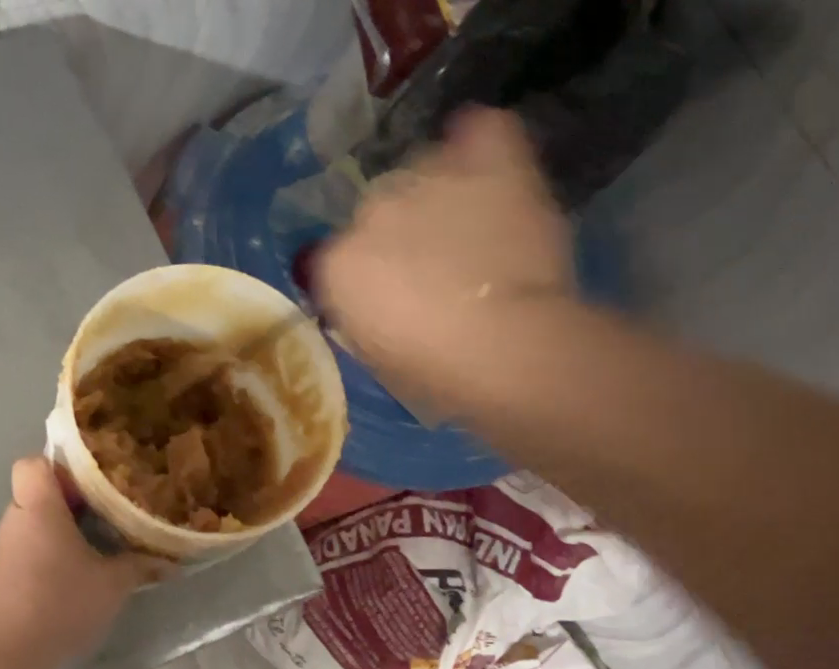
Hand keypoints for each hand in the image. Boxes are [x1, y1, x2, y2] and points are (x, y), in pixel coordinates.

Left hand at [0, 457, 170, 668]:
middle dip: (70, 497)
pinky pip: (27, 545)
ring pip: (33, 519)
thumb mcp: (112, 585)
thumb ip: (140, 565)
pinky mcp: (2, 572)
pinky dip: (48, 550)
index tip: (91, 481)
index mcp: (38, 507)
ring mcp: (5, 546)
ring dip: (61, 527)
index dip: (60, 464)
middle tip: (106, 509)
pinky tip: (74, 571)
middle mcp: (15, 518)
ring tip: (97, 541)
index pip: (34, 462)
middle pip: (38, 490)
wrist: (9, 652)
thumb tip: (171, 561)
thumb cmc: (61, 604)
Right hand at [313, 108, 576, 409]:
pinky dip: (478, 139)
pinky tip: (481, 154)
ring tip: (464, 222)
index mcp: (335, 263)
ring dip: (438, 191)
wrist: (503, 345)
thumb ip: (358, 307)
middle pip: (378, 206)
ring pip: (424, 168)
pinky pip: (480, 129)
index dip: (366, 272)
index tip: (386, 294)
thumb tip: (365, 291)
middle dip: (399, 230)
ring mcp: (429, 179)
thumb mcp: (371, 347)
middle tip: (431, 262)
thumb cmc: (431, 369)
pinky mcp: (489, 164)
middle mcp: (371, 210)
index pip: (339, 254)